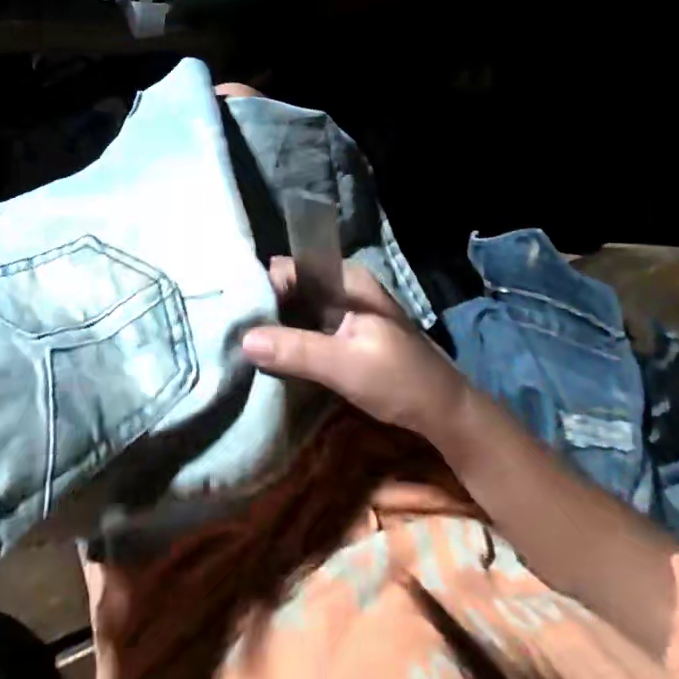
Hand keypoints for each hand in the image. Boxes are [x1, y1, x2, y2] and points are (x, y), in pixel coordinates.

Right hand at [242, 258, 477, 441]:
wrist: (443, 411)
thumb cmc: (399, 380)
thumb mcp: (344, 365)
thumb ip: (295, 349)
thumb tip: (244, 338)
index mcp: (347, 280)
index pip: (290, 268)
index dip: (263, 288)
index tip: (236, 315)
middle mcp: (344, 286)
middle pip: (291, 287)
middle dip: (265, 308)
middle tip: (234, 334)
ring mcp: (346, 310)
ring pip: (298, 308)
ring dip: (276, 326)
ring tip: (244, 347)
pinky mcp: (345, 333)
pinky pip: (308, 326)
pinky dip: (290, 338)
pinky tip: (271, 357)